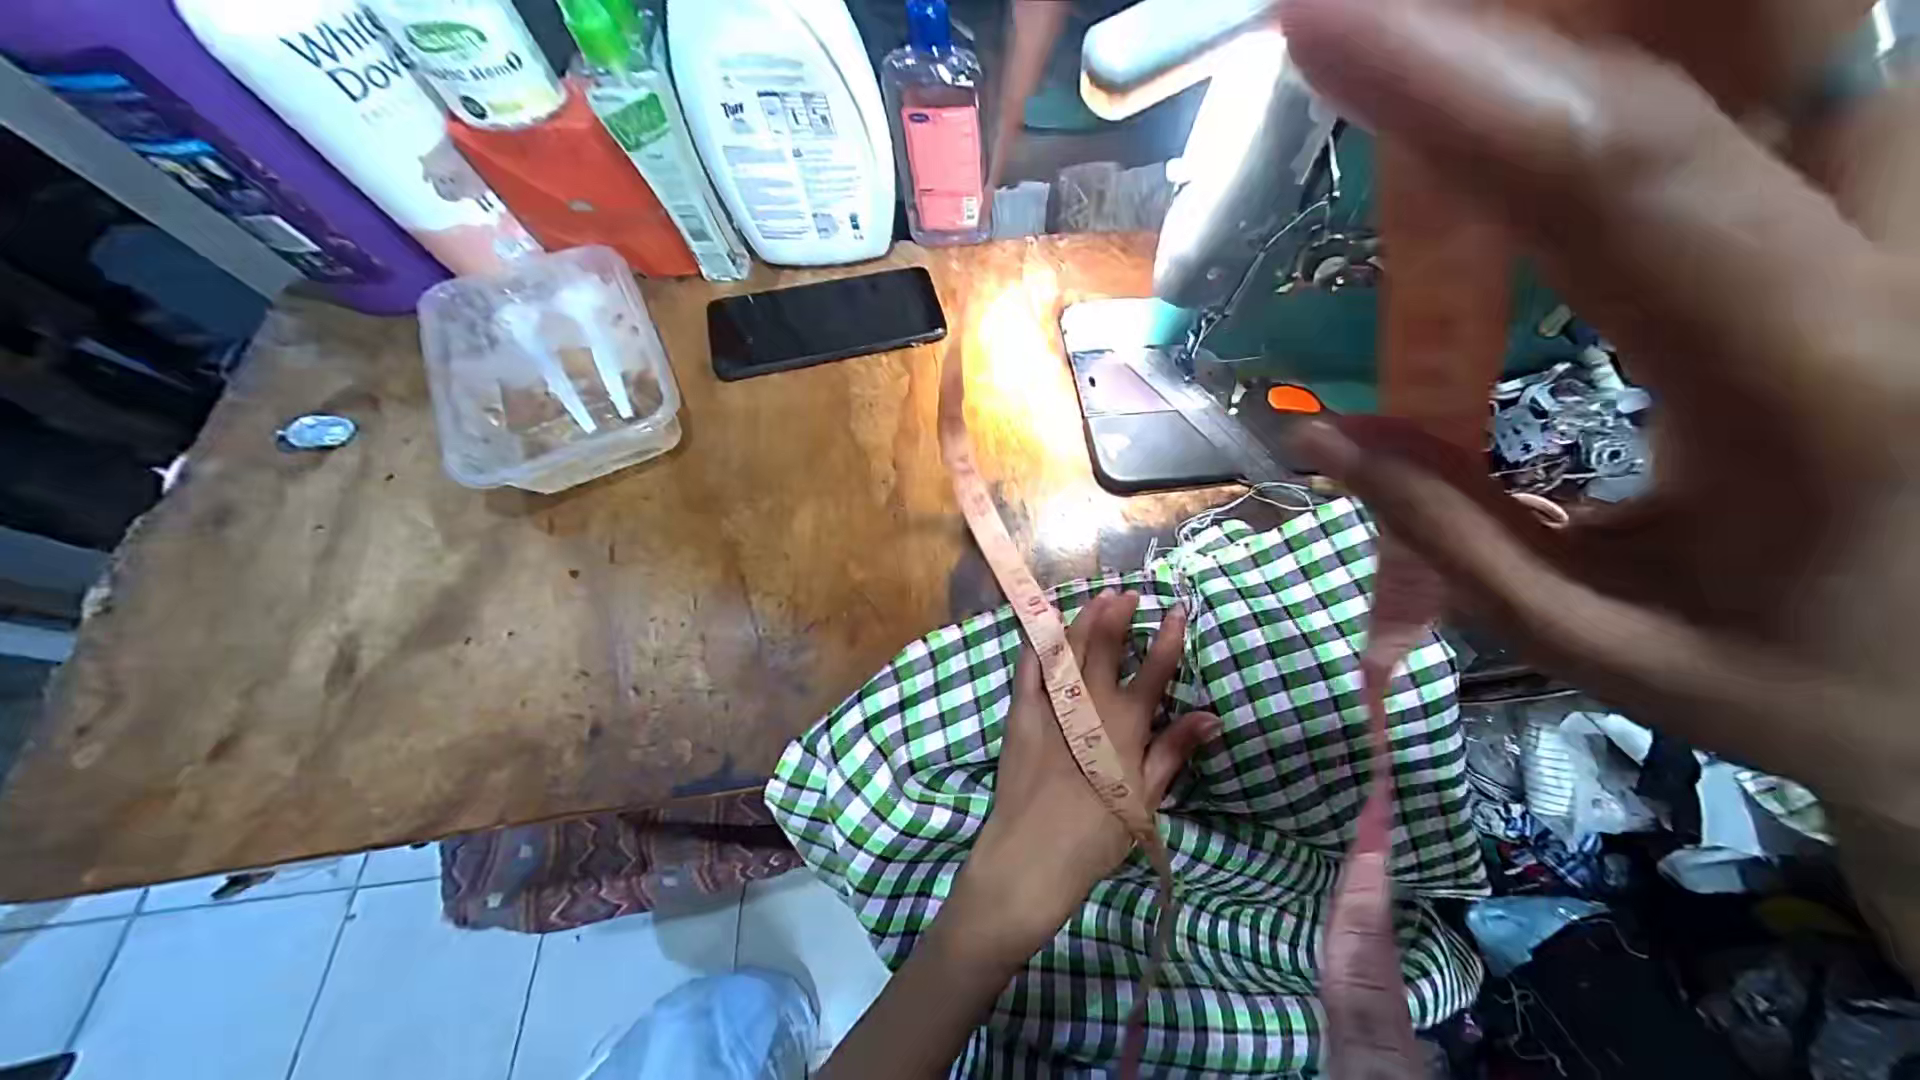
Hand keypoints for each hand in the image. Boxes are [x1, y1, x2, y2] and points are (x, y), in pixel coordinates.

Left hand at [962, 589, 1218, 948]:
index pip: (1153, 672)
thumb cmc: (1096, 835)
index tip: (1176, 611)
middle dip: (1117, 615)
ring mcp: (1051, 705)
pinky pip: (1029, 667)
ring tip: (1096, 600)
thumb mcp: (1147, 798)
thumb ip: (1175, 751)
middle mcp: (1089, 706)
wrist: (1032, 855)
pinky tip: (1046, 624)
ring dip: (1083, 619)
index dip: (1167, 639)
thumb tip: (1211, 715)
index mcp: (1125, 727)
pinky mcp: (1021, 712)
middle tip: (1127, 594)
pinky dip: (1039, 642)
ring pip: (1068, 649)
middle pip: (1105, 647)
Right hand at [1278, 0, 1919, 968]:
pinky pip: (1802, 77)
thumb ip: (1449, 534)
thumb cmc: (1800, 683)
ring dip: (1614, 6)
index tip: (1324, 23)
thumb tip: (1316, 434)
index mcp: (1817, 387)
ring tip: (1451, 25)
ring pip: (1801, 29)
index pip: (1618, 179)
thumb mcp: (1592, 641)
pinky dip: (1678, 45)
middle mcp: (1918, 259)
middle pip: (1765, 26)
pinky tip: (1566, 55)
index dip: (1460, 83)